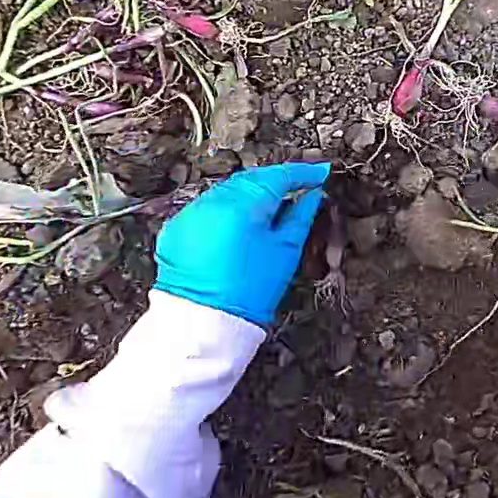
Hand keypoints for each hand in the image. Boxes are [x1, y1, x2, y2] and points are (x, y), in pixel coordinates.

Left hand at [155, 162, 330, 326]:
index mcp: (244, 203)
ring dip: (251, 195)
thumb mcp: (285, 252)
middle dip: (276, 181)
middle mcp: (214, 200)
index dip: (303, 173)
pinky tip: (240, 225)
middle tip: (299, 187)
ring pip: (229, 190)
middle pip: (252, 178)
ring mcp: (193, 211)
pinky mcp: (177, 226)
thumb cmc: (250, 292)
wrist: (204, 324)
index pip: (279, 175)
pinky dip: (227, 211)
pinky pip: (209, 207)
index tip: (320, 173)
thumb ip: (300, 217)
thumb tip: (311, 195)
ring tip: (271, 208)